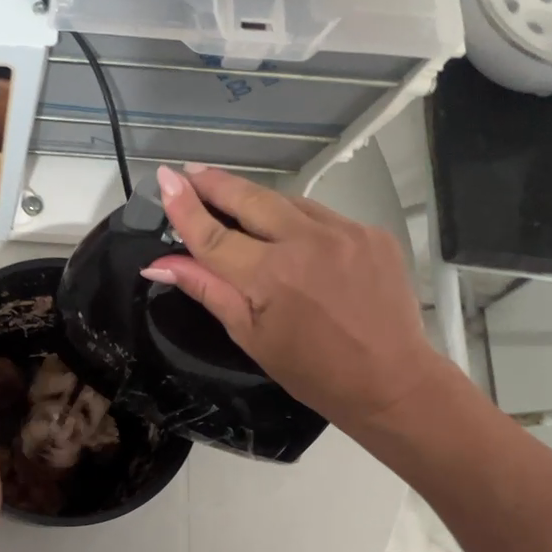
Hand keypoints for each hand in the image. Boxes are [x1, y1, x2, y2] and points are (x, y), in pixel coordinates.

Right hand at [145, 164, 454, 431]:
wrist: (392, 379)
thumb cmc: (311, 370)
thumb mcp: (249, 335)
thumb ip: (207, 290)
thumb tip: (159, 264)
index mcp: (269, 276)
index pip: (213, 234)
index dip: (184, 207)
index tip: (164, 178)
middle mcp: (306, 242)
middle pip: (250, 200)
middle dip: (217, 183)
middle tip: (190, 172)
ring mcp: (344, 232)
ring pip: (287, 203)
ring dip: (256, 200)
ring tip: (233, 201)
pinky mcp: (370, 233)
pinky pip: (321, 215)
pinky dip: (295, 219)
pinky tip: (286, 232)